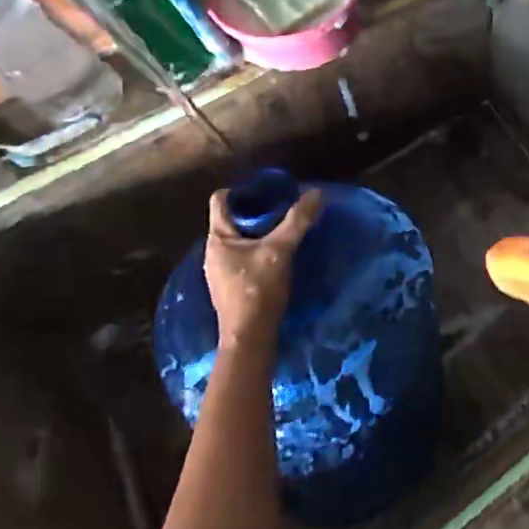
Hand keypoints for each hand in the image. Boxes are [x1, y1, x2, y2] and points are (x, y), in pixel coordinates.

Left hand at [204, 188, 323, 351]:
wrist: (249, 339)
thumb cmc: (257, 290)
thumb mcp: (280, 250)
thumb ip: (298, 221)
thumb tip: (316, 193)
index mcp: (217, 238)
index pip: (221, 199)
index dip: (243, 190)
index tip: (269, 191)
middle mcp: (212, 252)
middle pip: (232, 219)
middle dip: (257, 212)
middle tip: (284, 209)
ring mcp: (219, 271)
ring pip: (239, 240)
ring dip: (259, 233)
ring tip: (284, 231)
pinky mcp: (229, 287)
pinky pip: (243, 258)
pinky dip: (258, 252)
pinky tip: (278, 258)